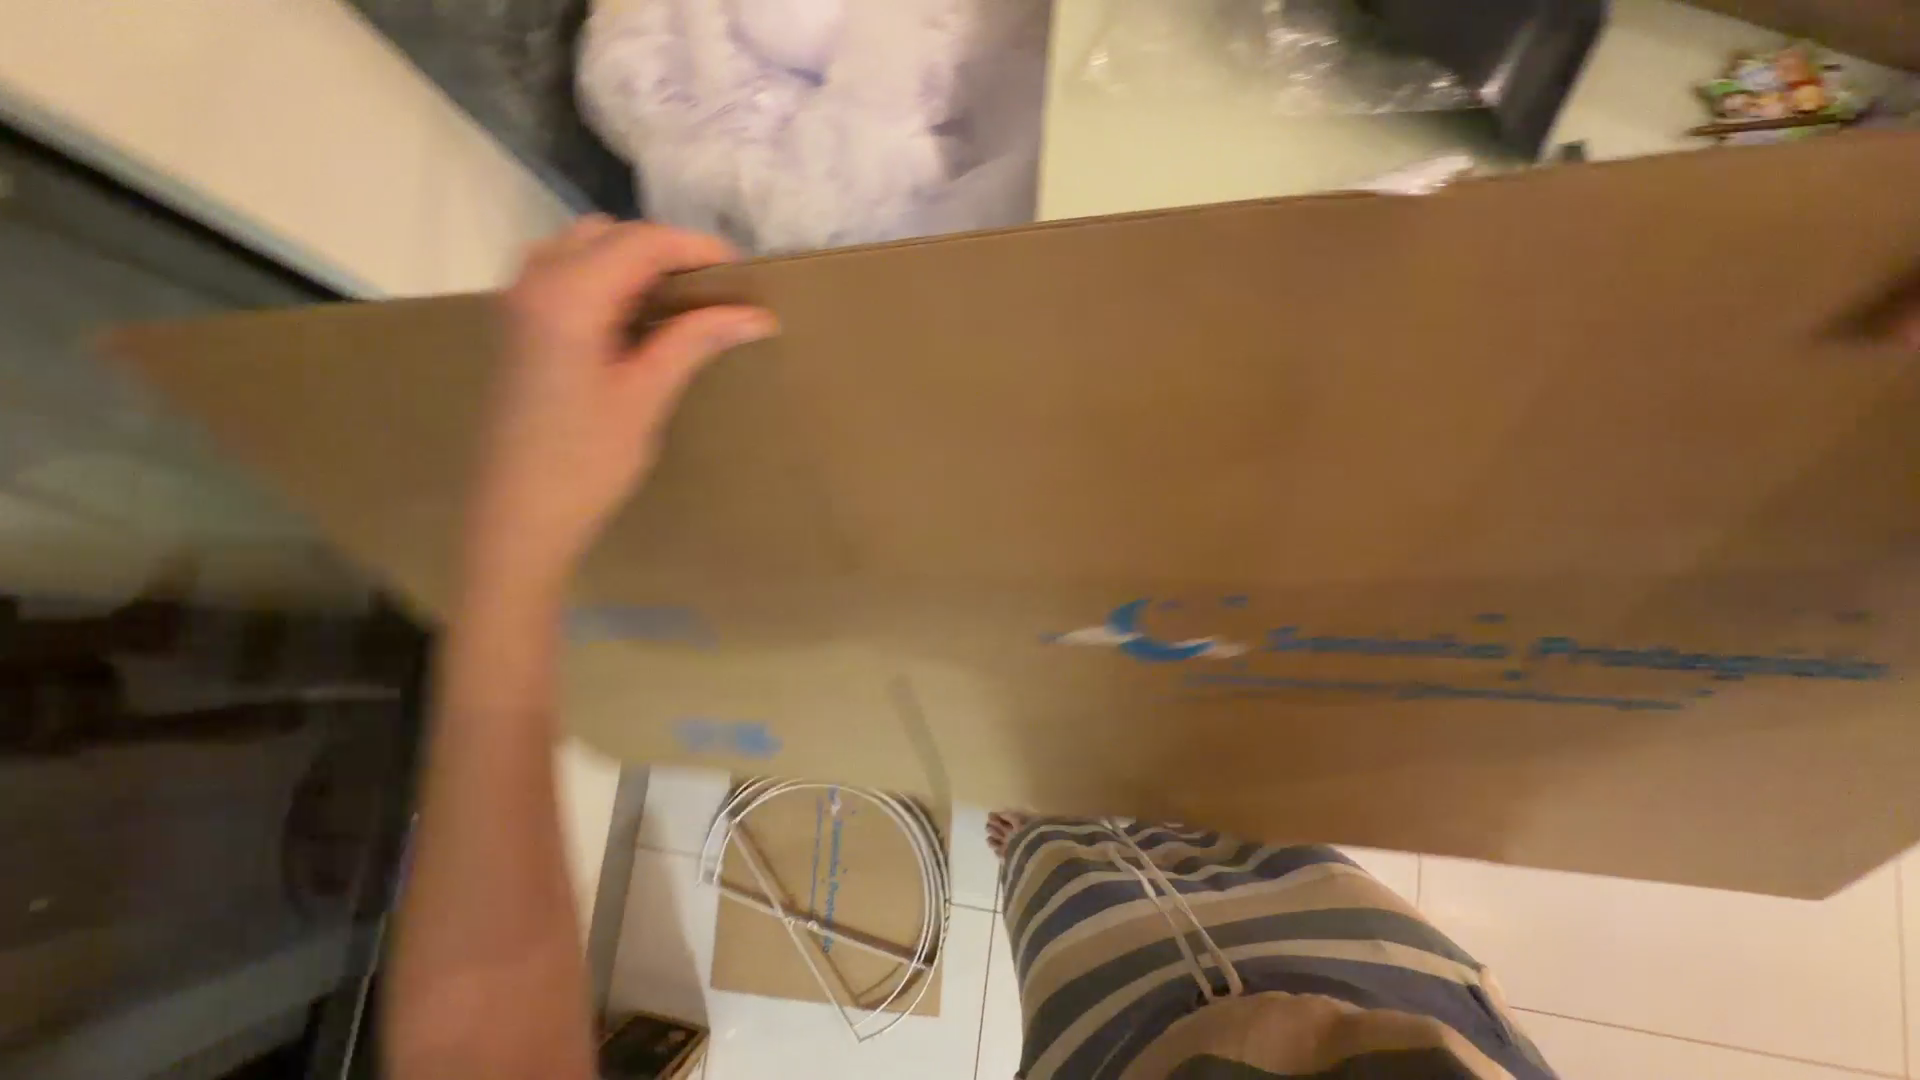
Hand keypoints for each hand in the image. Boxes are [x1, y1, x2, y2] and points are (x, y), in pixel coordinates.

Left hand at [465, 216, 776, 585]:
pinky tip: (634, 320)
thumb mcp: (644, 397)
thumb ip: (693, 342)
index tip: (744, 272)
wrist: (516, 516)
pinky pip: (563, 275)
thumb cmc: (584, 463)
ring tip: (677, 302)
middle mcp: (534, 283)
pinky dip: (604, 279)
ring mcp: (518, 303)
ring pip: (582, 249)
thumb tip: (755, 314)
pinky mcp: (516, 327)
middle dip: (665, 250)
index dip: (697, 249)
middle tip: (713, 290)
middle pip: (610, 234)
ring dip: (632, 261)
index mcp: (567, 297)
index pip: (642, 243)